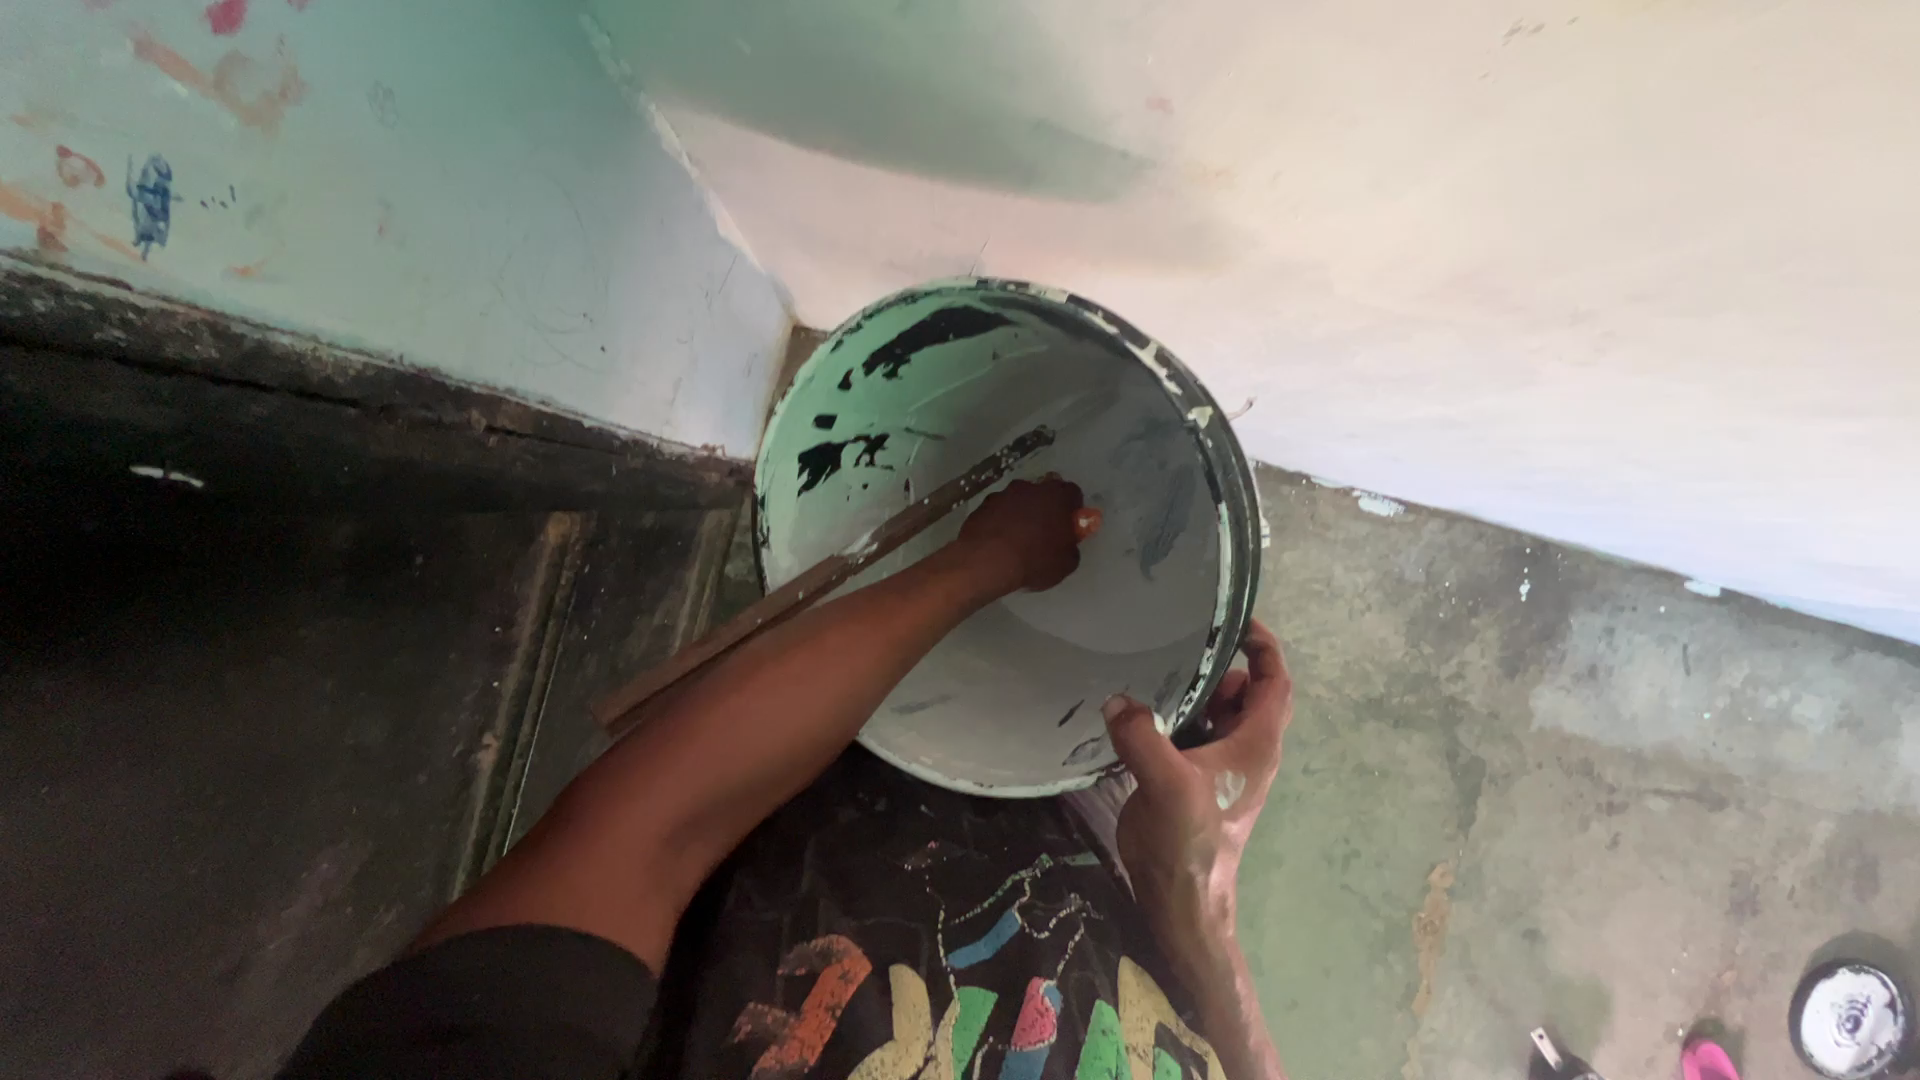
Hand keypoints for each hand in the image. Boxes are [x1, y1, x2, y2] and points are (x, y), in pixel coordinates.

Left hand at [955, 477, 1090, 592]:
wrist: (987, 561)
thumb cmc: (1035, 560)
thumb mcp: (1067, 563)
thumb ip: (1071, 547)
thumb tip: (1067, 544)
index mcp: (1056, 496)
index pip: (1072, 493)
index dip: (1072, 509)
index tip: (1069, 525)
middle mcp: (1029, 488)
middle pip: (1043, 493)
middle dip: (1045, 508)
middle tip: (1045, 532)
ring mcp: (1002, 495)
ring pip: (1017, 501)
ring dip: (1020, 514)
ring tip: (1018, 540)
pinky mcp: (981, 506)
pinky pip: (997, 512)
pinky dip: (1000, 522)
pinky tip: (998, 543)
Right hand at [1103, 620, 1291, 962]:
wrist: (1178, 898)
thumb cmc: (1190, 842)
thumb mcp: (1169, 785)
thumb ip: (1143, 736)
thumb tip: (1116, 700)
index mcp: (1255, 743)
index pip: (1274, 681)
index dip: (1263, 646)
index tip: (1236, 617)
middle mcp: (1242, 748)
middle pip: (1243, 690)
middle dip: (1217, 663)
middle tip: (1177, 639)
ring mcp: (1215, 763)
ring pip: (1212, 709)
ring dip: (1190, 687)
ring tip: (1150, 662)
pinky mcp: (1186, 775)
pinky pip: (1185, 729)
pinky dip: (1169, 711)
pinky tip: (1135, 703)